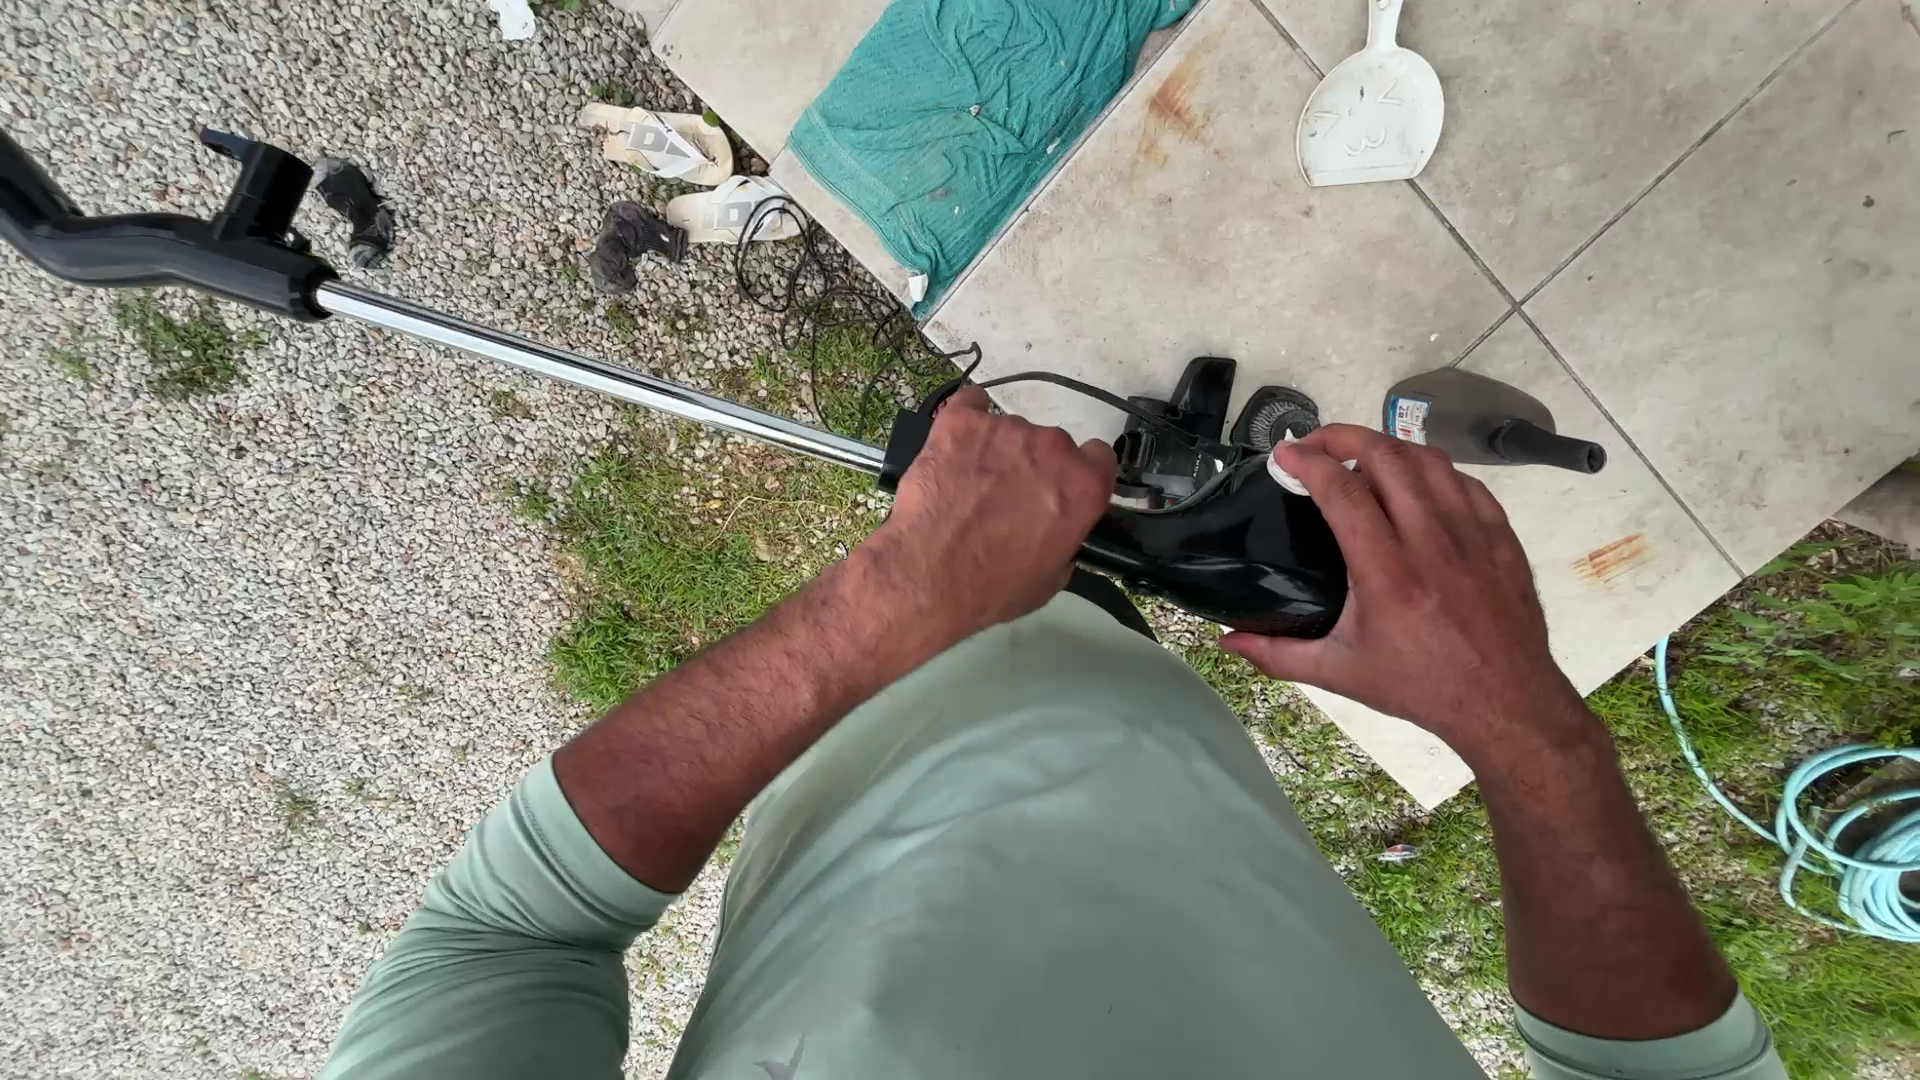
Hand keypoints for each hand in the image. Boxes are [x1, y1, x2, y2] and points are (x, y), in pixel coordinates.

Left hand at [858, 385, 1116, 641]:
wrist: (930, 577)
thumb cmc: (993, 586)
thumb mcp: (1053, 576)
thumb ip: (1067, 536)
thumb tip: (1058, 528)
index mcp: (1083, 484)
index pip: (1098, 457)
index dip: (1078, 474)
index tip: (1060, 489)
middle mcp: (1052, 447)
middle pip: (1052, 445)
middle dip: (1033, 467)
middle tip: (1006, 499)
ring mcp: (1005, 429)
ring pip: (1010, 430)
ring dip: (997, 451)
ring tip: (970, 487)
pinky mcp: (960, 422)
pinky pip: (970, 404)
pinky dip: (966, 421)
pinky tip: (955, 444)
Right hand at [1223, 424, 1594, 766]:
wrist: (1507, 705)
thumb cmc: (1418, 686)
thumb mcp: (1338, 673)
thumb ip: (1276, 654)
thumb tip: (1226, 640)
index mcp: (1386, 573)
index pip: (1343, 493)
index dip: (1308, 462)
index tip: (1282, 453)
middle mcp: (1431, 542)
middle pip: (1387, 458)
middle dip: (1342, 437)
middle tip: (1313, 443)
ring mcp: (1473, 534)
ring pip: (1429, 460)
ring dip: (1385, 446)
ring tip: (1356, 454)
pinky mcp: (1501, 538)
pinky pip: (1464, 481)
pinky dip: (1429, 469)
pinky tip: (1410, 480)